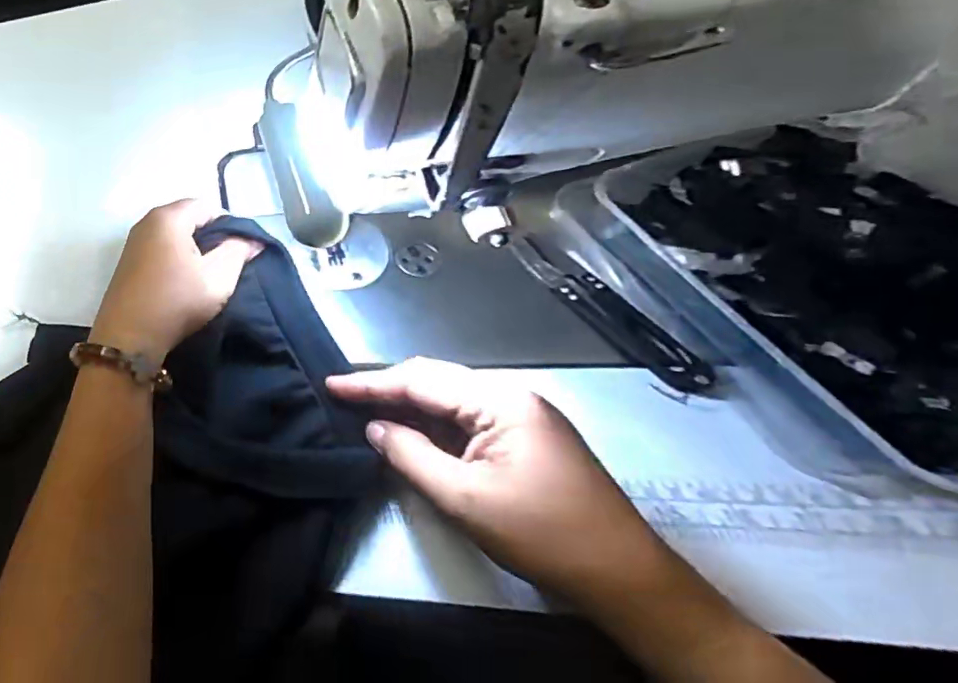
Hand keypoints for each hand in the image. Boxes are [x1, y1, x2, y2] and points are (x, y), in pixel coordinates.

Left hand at [89, 200, 260, 360]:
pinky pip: (160, 248)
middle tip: (226, 263)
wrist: (127, 340)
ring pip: (174, 235)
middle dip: (211, 236)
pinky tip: (184, 281)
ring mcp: (134, 241)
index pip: (207, 207)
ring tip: (207, 275)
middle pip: (189, 218)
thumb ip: (238, 251)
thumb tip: (250, 240)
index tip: (239, 250)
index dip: (228, 225)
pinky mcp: (128, 261)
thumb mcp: (218, 278)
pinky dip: (176, 258)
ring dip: (193, 249)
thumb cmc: (176, 302)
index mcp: (168, 218)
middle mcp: (147, 221)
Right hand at [326, 358, 671, 607]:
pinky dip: (436, 423)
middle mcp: (510, 393)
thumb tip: (376, 428)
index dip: (372, 382)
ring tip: (368, 409)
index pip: (422, 380)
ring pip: (451, 398)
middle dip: (389, 388)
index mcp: (499, 398)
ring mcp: (521, 413)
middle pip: (436, 381)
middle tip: (345, 395)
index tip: (332, 383)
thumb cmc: (543, 535)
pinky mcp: (526, 434)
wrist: (625, 577)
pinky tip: (413, 431)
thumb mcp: (466, 500)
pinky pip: (469, 417)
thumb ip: (413, 457)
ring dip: (411, 405)